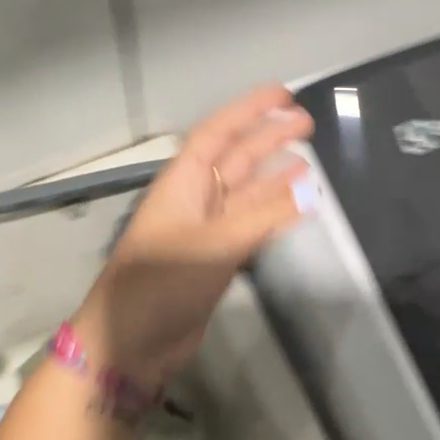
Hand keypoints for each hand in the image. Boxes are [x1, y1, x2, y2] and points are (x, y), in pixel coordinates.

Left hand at [72, 85, 315, 384]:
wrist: (131, 344)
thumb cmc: (160, 285)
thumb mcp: (213, 245)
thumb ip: (263, 217)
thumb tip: (308, 188)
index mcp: (181, 185)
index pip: (217, 136)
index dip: (248, 112)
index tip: (283, 95)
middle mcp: (193, 203)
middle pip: (233, 161)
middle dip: (266, 141)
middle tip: (307, 124)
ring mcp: (203, 235)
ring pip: (244, 196)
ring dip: (273, 179)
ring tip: (308, 163)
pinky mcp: (213, 265)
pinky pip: (247, 229)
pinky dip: (271, 217)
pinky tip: (293, 210)